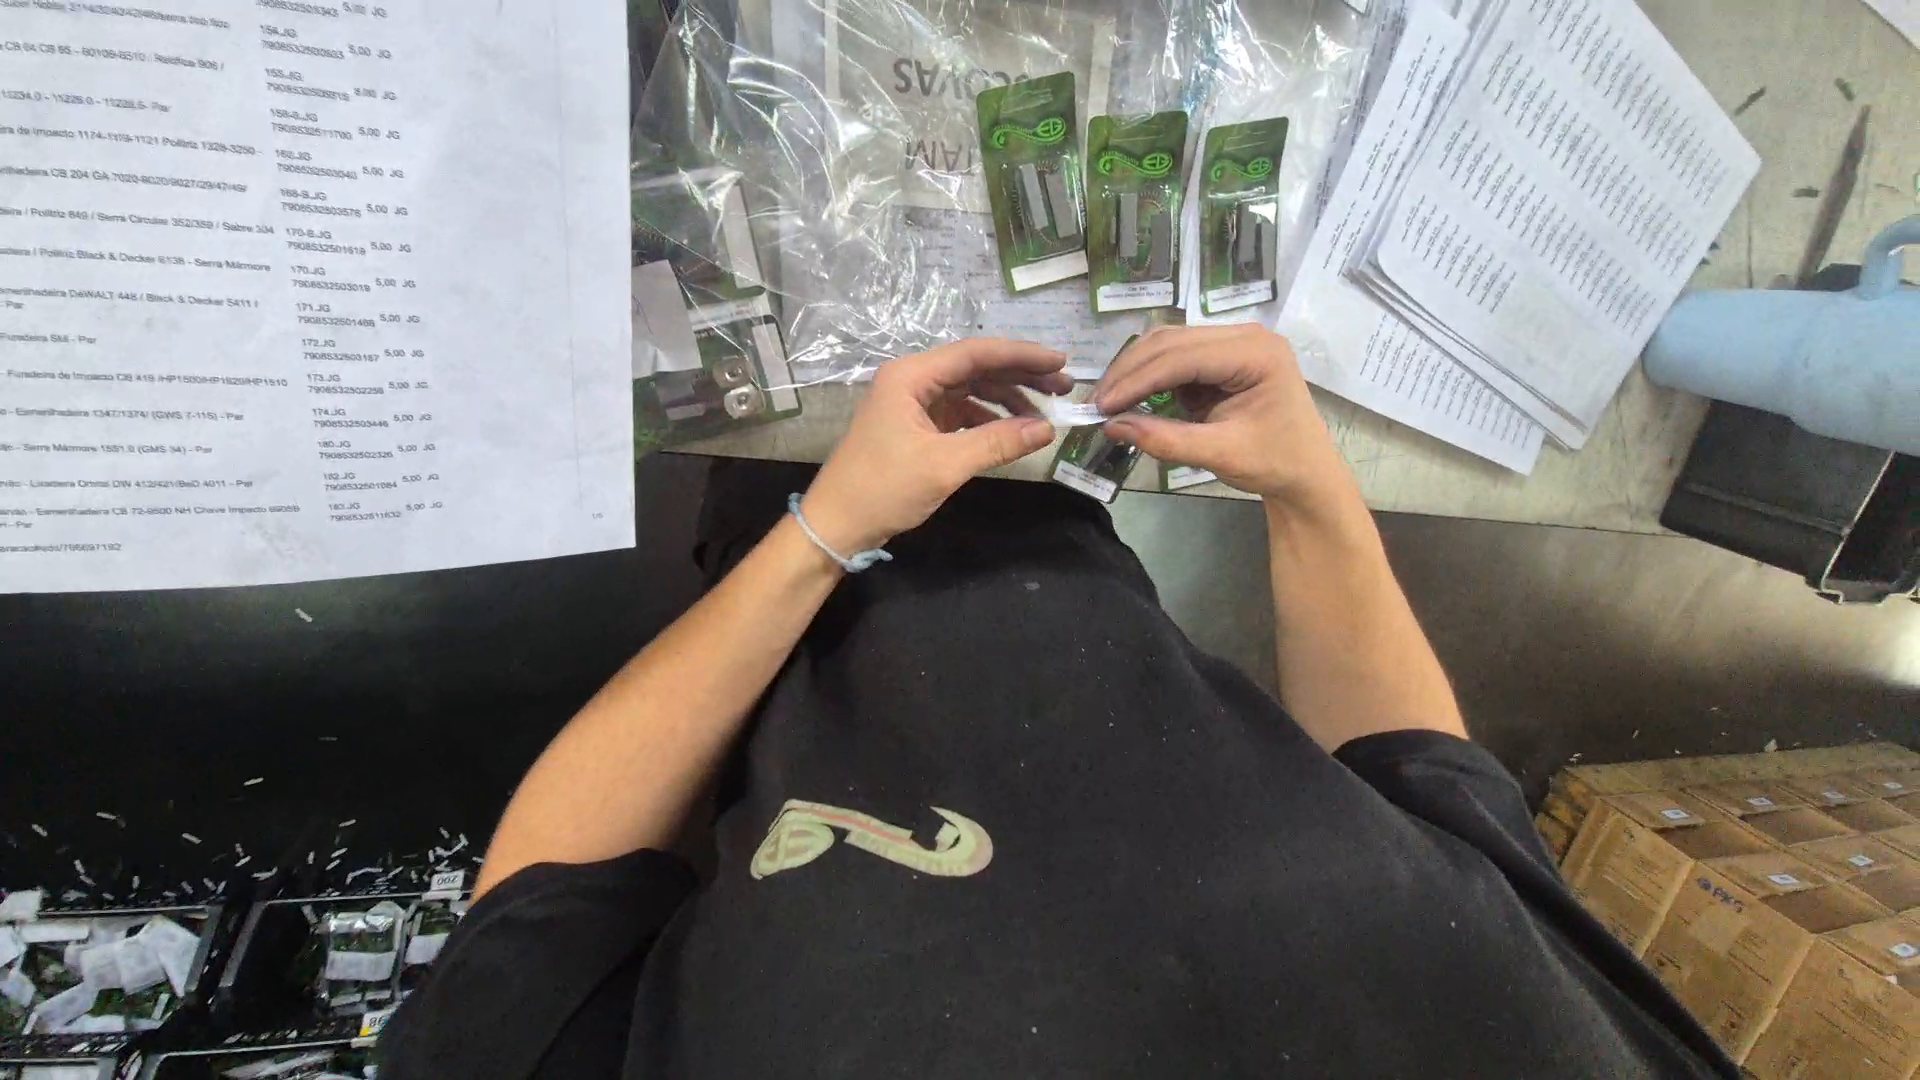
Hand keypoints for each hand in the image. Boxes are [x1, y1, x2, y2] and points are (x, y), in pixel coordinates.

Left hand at [801, 338, 1070, 554]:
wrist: (837, 524)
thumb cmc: (883, 489)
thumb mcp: (944, 465)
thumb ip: (997, 442)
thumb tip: (1047, 429)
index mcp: (911, 376)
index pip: (976, 353)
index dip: (1022, 356)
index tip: (1061, 363)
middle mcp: (912, 381)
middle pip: (975, 368)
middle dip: (1020, 377)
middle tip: (1063, 389)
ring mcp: (913, 404)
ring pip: (970, 391)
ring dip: (1006, 400)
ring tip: (1044, 414)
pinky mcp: (916, 427)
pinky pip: (960, 413)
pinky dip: (988, 421)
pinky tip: (1012, 433)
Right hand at [1092, 325, 1354, 506]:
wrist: (1305, 473)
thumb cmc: (1273, 463)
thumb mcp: (1219, 454)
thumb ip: (1165, 439)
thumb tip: (1112, 427)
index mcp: (1256, 353)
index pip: (1182, 356)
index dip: (1137, 379)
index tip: (1102, 406)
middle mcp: (1245, 336)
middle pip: (1170, 341)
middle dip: (1130, 372)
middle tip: (1097, 404)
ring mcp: (1233, 344)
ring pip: (1168, 344)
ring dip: (1135, 371)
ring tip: (1109, 402)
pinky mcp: (1221, 357)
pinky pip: (1174, 357)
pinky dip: (1149, 377)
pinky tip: (1131, 398)